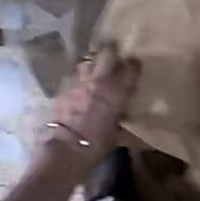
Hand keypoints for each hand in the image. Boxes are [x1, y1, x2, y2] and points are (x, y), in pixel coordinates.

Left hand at [43, 47, 136, 164]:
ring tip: (96, 69)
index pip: (130, 69)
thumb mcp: (117, 133)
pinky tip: (80, 83)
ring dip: (93, 63)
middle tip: (115, 55)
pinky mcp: (64, 86)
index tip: (135, 64)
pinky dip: (79, 77)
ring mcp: (79, 81)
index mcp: (116, 92)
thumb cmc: (97, 144)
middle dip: (112, 52)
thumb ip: (123, 119)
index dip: (134, 65)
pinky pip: (74, 74)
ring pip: (87, 61)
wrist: (67, 148)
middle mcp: (99, 81)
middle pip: (107, 53)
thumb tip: (127, 117)